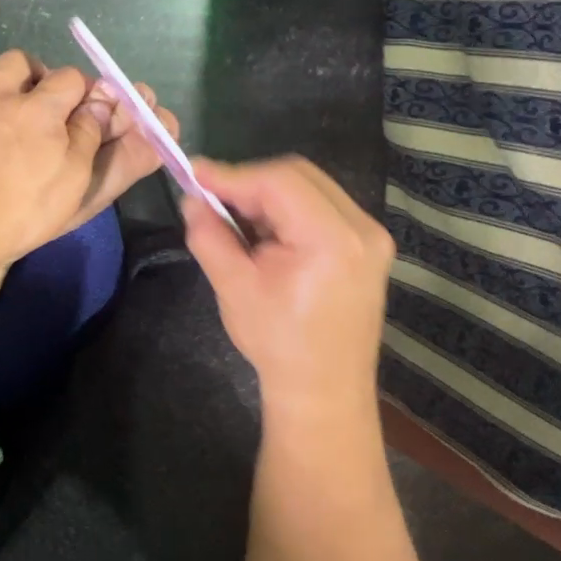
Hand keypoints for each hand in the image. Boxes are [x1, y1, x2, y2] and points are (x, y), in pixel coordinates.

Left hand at [0, 51, 158, 267]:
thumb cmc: (27, 206)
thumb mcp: (76, 175)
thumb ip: (88, 133)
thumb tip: (96, 106)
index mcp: (39, 107)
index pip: (69, 76)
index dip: (82, 90)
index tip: (84, 113)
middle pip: (17, 60)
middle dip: (33, 73)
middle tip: (40, 103)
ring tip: (4, 112)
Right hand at [180, 157, 393, 414]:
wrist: (323, 385)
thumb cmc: (276, 340)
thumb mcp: (232, 287)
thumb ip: (210, 237)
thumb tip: (191, 200)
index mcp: (331, 240)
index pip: (279, 182)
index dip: (231, 174)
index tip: (192, 175)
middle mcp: (361, 228)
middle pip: (298, 176)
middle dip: (249, 182)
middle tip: (209, 198)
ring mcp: (369, 236)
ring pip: (309, 188)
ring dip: (266, 195)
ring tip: (231, 218)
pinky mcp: (364, 245)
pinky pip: (320, 207)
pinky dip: (284, 210)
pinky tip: (260, 232)